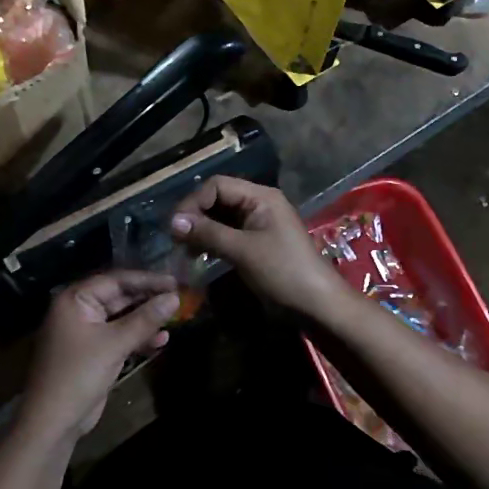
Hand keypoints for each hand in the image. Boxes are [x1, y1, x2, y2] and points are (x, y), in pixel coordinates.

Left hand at [21, 271, 178, 436]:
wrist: (54, 421)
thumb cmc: (79, 374)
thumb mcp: (115, 343)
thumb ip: (146, 319)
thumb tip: (175, 298)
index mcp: (75, 300)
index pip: (116, 280)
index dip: (147, 280)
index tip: (174, 282)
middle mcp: (79, 311)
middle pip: (120, 297)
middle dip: (149, 300)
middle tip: (178, 298)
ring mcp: (86, 332)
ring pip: (122, 318)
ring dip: (147, 320)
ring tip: (174, 318)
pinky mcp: (94, 352)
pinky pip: (120, 336)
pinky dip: (139, 337)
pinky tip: (161, 341)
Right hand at [170, 176, 345, 315]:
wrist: (315, 303)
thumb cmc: (282, 271)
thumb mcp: (243, 250)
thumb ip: (208, 233)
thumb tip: (172, 222)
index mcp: (261, 197)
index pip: (217, 185)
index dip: (193, 202)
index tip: (175, 227)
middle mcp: (259, 204)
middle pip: (218, 199)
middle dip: (195, 215)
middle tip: (176, 240)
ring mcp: (259, 224)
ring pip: (222, 217)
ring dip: (202, 229)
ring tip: (184, 249)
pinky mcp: (258, 243)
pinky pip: (229, 233)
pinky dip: (212, 241)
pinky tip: (199, 254)